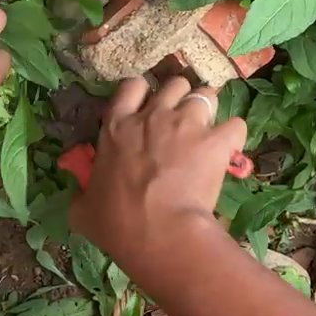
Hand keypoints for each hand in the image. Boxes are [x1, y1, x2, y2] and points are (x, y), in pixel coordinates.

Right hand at [71, 77, 245, 269]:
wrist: (157, 232)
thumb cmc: (115, 222)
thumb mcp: (83, 209)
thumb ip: (83, 195)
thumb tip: (80, 198)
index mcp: (116, 126)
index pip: (132, 86)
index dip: (143, 93)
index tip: (148, 107)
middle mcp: (152, 115)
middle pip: (173, 83)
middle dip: (180, 97)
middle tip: (181, 120)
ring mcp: (186, 124)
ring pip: (207, 95)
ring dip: (208, 110)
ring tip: (208, 130)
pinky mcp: (216, 140)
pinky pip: (235, 125)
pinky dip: (233, 136)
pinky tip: (229, 150)